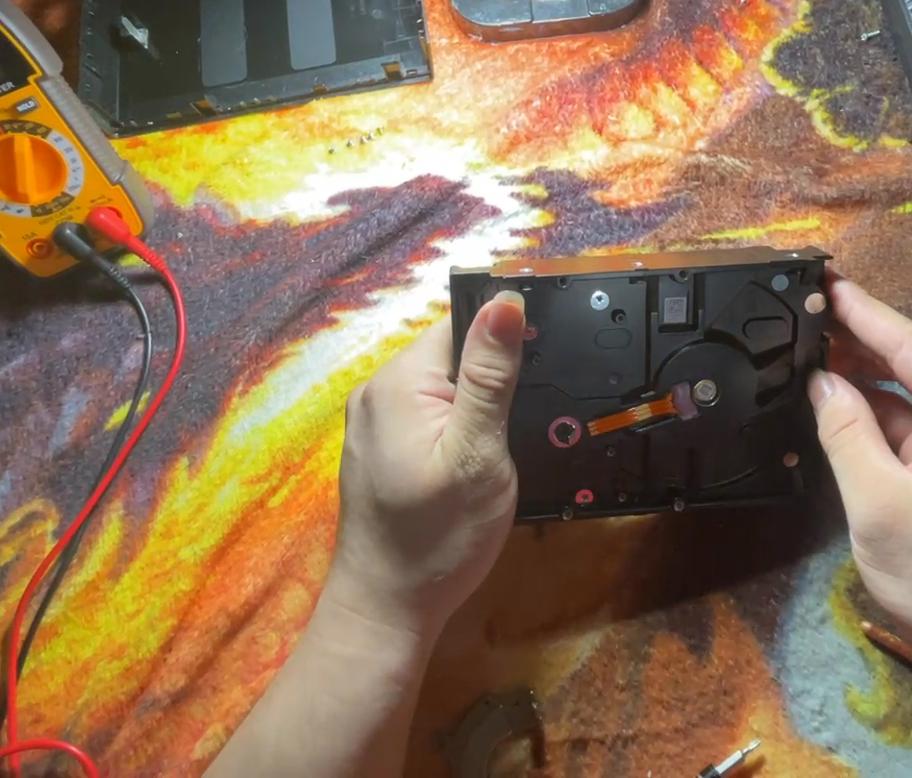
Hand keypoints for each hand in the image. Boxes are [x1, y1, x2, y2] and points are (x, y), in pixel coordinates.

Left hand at [325, 292, 525, 636]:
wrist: (388, 609)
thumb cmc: (436, 539)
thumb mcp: (478, 452)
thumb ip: (490, 375)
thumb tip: (506, 302)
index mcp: (399, 381)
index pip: (461, 324)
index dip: (504, 336)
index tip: (538, 367)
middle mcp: (378, 389)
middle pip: (450, 352)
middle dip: (490, 377)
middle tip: (517, 421)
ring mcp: (374, 418)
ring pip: (441, 383)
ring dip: (474, 403)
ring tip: (494, 446)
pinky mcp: (379, 443)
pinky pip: (425, 409)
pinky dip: (454, 423)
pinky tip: (467, 458)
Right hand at [808, 276, 911, 700]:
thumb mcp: (883, 508)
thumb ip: (847, 433)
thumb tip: (821, 380)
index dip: (862, 311)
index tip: (822, 277)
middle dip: (861, 346)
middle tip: (802, 316)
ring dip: (869, 387)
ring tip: (811, 356)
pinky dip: (886, 423)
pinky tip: (843, 408)